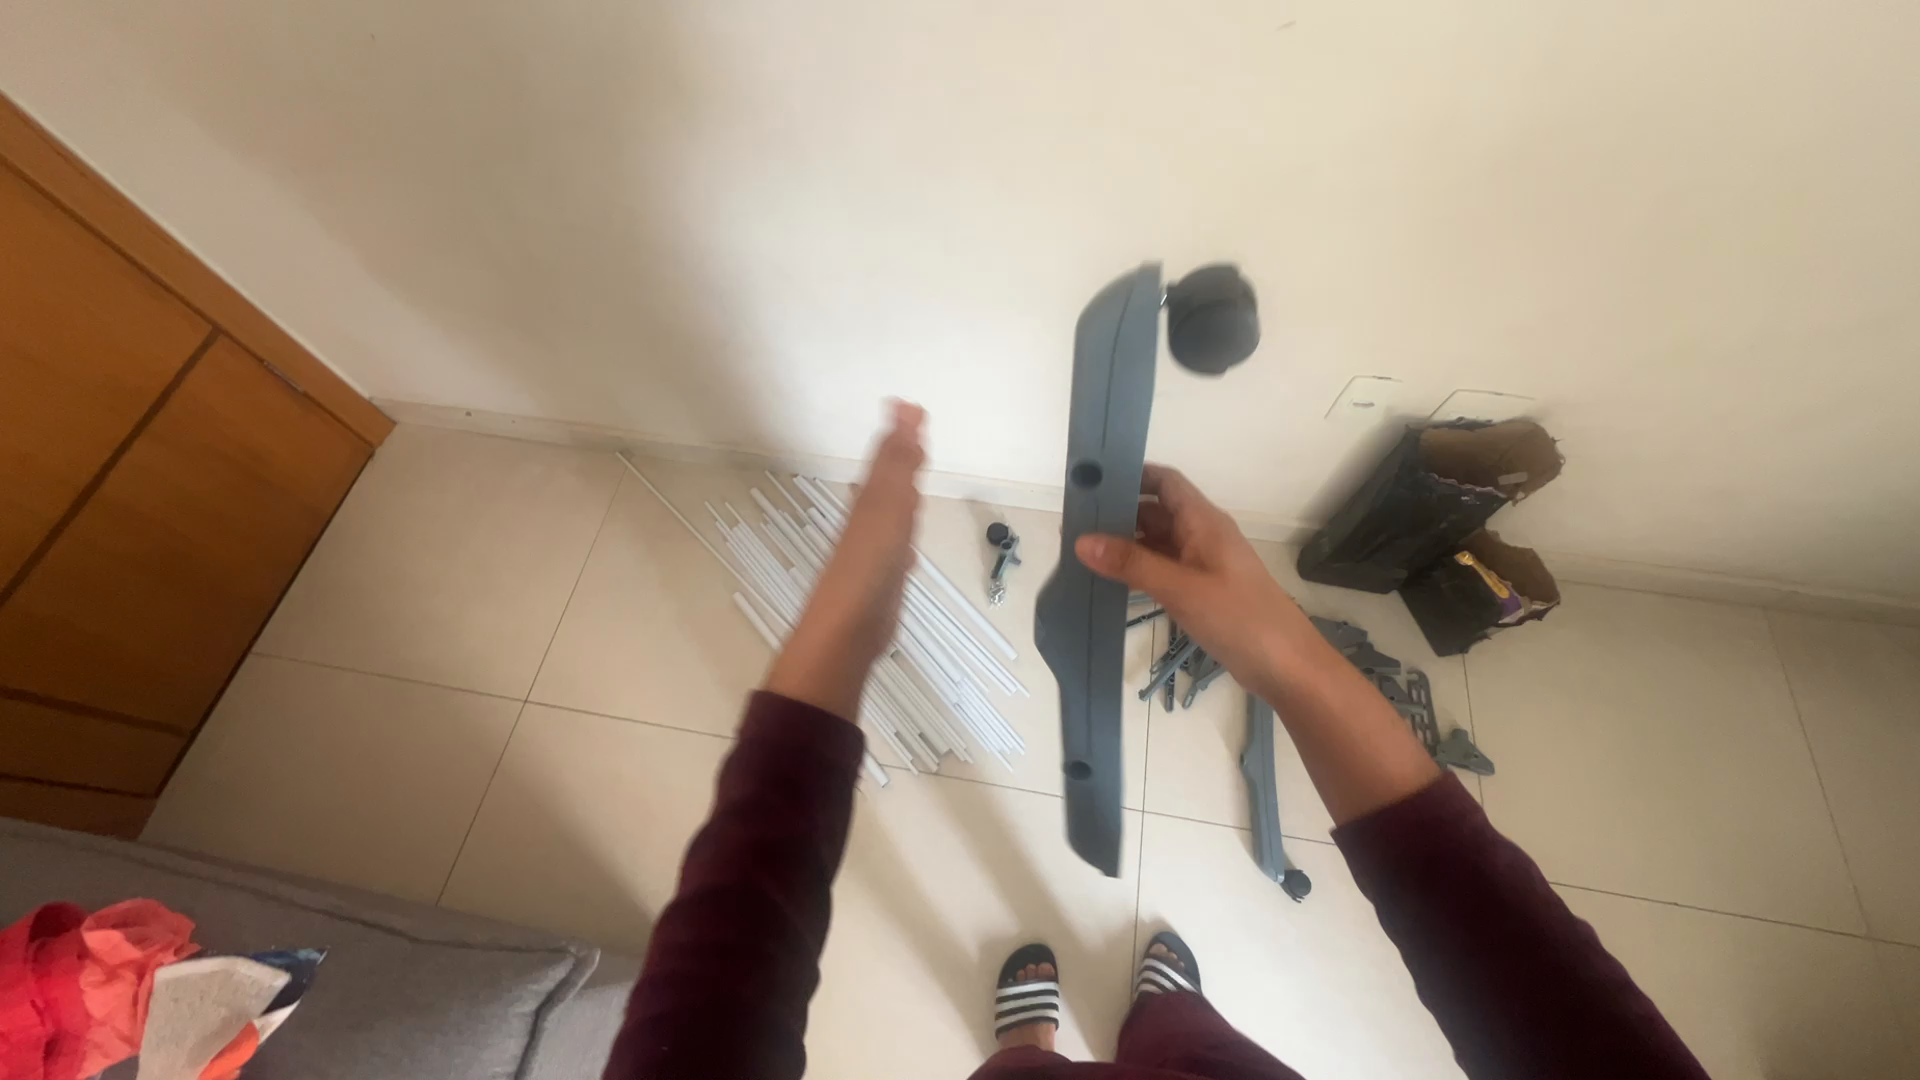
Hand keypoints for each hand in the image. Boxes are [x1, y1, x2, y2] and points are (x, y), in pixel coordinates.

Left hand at [765, 401, 925, 718]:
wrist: (848, 630)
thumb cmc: (869, 563)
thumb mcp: (888, 504)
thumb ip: (899, 460)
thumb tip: (905, 405)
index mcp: (870, 499)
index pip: (888, 457)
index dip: (901, 433)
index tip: (912, 407)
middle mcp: (869, 520)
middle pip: (889, 482)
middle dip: (902, 459)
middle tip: (915, 437)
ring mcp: (875, 551)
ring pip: (893, 515)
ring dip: (904, 496)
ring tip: (914, 482)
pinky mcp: (884, 580)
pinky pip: (898, 549)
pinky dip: (905, 539)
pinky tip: (909, 549)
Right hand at [1073, 464, 1321, 699]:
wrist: (1287, 667)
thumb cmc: (1240, 619)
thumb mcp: (1181, 588)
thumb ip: (1132, 564)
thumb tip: (1082, 541)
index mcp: (1204, 522)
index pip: (1164, 482)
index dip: (1131, 475)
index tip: (1091, 482)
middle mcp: (1202, 535)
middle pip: (1155, 511)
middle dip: (1117, 513)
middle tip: (1073, 524)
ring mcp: (1202, 564)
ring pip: (1157, 542)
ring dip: (1125, 544)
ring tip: (1083, 551)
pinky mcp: (1201, 590)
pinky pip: (1163, 568)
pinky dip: (1137, 569)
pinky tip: (1111, 580)